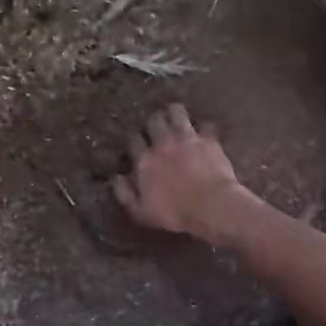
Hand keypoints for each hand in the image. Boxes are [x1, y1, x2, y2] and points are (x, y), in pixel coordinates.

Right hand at [112, 103, 259, 241]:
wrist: (210, 206)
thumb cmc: (174, 213)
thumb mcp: (141, 212)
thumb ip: (125, 194)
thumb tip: (115, 179)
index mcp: (144, 160)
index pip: (133, 140)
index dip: (135, 140)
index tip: (138, 144)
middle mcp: (162, 143)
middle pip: (153, 120)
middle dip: (154, 123)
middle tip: (157, 129)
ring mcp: (186, 138)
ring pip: (176, 112)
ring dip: (174, 113)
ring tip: (176, 118)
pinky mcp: (208, 139)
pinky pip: (205, 125)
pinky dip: (203, 128)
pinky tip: (203, 133)